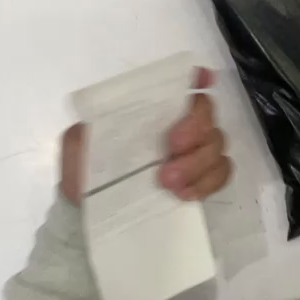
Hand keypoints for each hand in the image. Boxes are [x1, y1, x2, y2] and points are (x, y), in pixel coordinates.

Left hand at [59, 68, 231, 205]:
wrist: (93, 220)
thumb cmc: (86, 175)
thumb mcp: (78, 147)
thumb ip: (87, 130)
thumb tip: (100, 121)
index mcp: (147, 110)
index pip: (177, 84)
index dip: (194, 78)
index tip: (203, 81)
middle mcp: (175, 125)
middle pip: (206, 112)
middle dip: (195, 128)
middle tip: (172, 148)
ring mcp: (192, 153)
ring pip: (216, 143)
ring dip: (197, 162)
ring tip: (169, 183)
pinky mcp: (200, 180)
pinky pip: (221, 173)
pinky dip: (207, 182)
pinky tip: (185, 194)